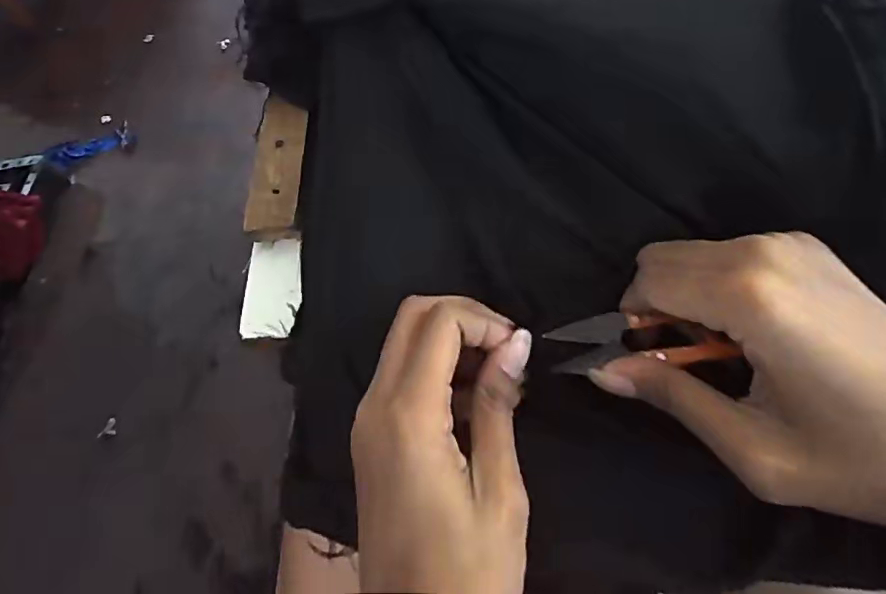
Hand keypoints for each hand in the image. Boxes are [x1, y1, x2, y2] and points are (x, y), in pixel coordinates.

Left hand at [352, 296, 531, 593]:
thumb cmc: (469, 578)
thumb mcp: (499, 495)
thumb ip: (497, 406)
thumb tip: (515, 342)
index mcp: (405, 415)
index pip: (436, 322)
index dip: (482, 319)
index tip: (520, 347)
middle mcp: (374, 403)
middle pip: (411, 317)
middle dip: (463, 318)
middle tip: (509, 350)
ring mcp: (365, 418)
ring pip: (402, 340)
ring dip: (449, 340)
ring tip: (499, 376)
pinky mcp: (368, 435)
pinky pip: (398, 374)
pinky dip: (434, 366)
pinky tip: (471, 400)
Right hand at [587, 233, 885, 544]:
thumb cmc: (869, 462)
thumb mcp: (757, 451)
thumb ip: (671, 397)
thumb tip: (601, 369)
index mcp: (748, 294)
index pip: (647, 280)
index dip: (635, 322)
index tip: (660, 364)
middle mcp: (762, 251)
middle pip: (661, 256)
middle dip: (658, 304)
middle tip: (695, 361)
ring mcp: (790, 243)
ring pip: (692, 252)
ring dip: (688, 294)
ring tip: (733, 351)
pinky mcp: (810, 248)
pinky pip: (728, 252)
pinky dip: (719, 283)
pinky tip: (763, 331)